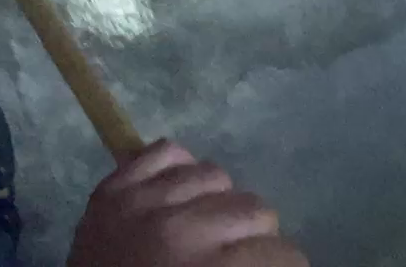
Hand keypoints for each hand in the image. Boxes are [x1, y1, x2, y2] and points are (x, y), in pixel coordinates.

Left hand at [66, 141, 307, 266]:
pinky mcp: (114, 184)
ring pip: (214, 173)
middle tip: (245, 252)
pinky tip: (183, 192)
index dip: (290, 264)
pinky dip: (181, 167)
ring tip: (213, 221)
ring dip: (221, 199)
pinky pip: (164, 150)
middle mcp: (182, 226)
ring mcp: (143, 199)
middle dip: (258, 234)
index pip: (281, 253)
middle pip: (252, 207)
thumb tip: (277, 260)